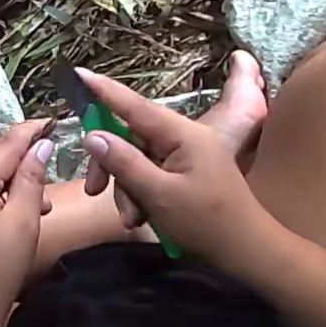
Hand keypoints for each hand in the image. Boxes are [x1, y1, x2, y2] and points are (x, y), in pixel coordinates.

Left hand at [0, 120, 55, 326]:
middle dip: (19, 167)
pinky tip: (4, 221)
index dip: (30, 131)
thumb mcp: (23, 222)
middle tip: (47, 185)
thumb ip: (31, 178)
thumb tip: (40, 144)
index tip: (51, 120)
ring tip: (33, 208)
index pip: (5, 144)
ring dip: (4, 188)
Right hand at [78, 67, 274, 265]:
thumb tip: (93, 136)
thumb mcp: (158, 194)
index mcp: (184, 135)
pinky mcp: (180, 174)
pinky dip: (136, 194)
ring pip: (133, 160)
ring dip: (124, 188)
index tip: (80, 73)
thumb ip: (123, 162)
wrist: (245, 254)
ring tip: (131, 218)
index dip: (105, 91)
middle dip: (111, 166)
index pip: (136, 106)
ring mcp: (182, 157)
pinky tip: (139, 217)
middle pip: (128, 138)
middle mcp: (183, 139)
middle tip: (94, 190)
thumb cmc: (206, 223)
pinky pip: (145, 175)